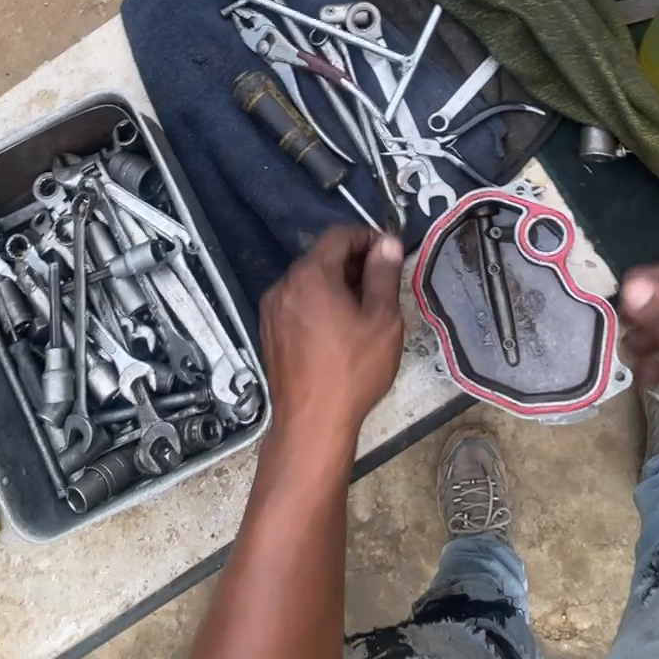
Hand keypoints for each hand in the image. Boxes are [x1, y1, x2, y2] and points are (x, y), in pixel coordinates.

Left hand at [258, 228, 405, 441]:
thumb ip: (384, 274)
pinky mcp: (269, 330)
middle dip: (353, 263)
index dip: (368, 238)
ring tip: (363, 310)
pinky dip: (318, 303)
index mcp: (310, 274)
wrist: (311, 422)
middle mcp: (284, 285)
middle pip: (321, 257)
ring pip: (308, 280)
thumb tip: (388, 243)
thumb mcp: (382, 319)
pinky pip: (297, 302)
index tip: (389, 255)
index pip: (339, 235)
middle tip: (381, 285)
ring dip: (336, 284)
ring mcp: (272, 309)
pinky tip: (337, 329)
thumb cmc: (353, 369)